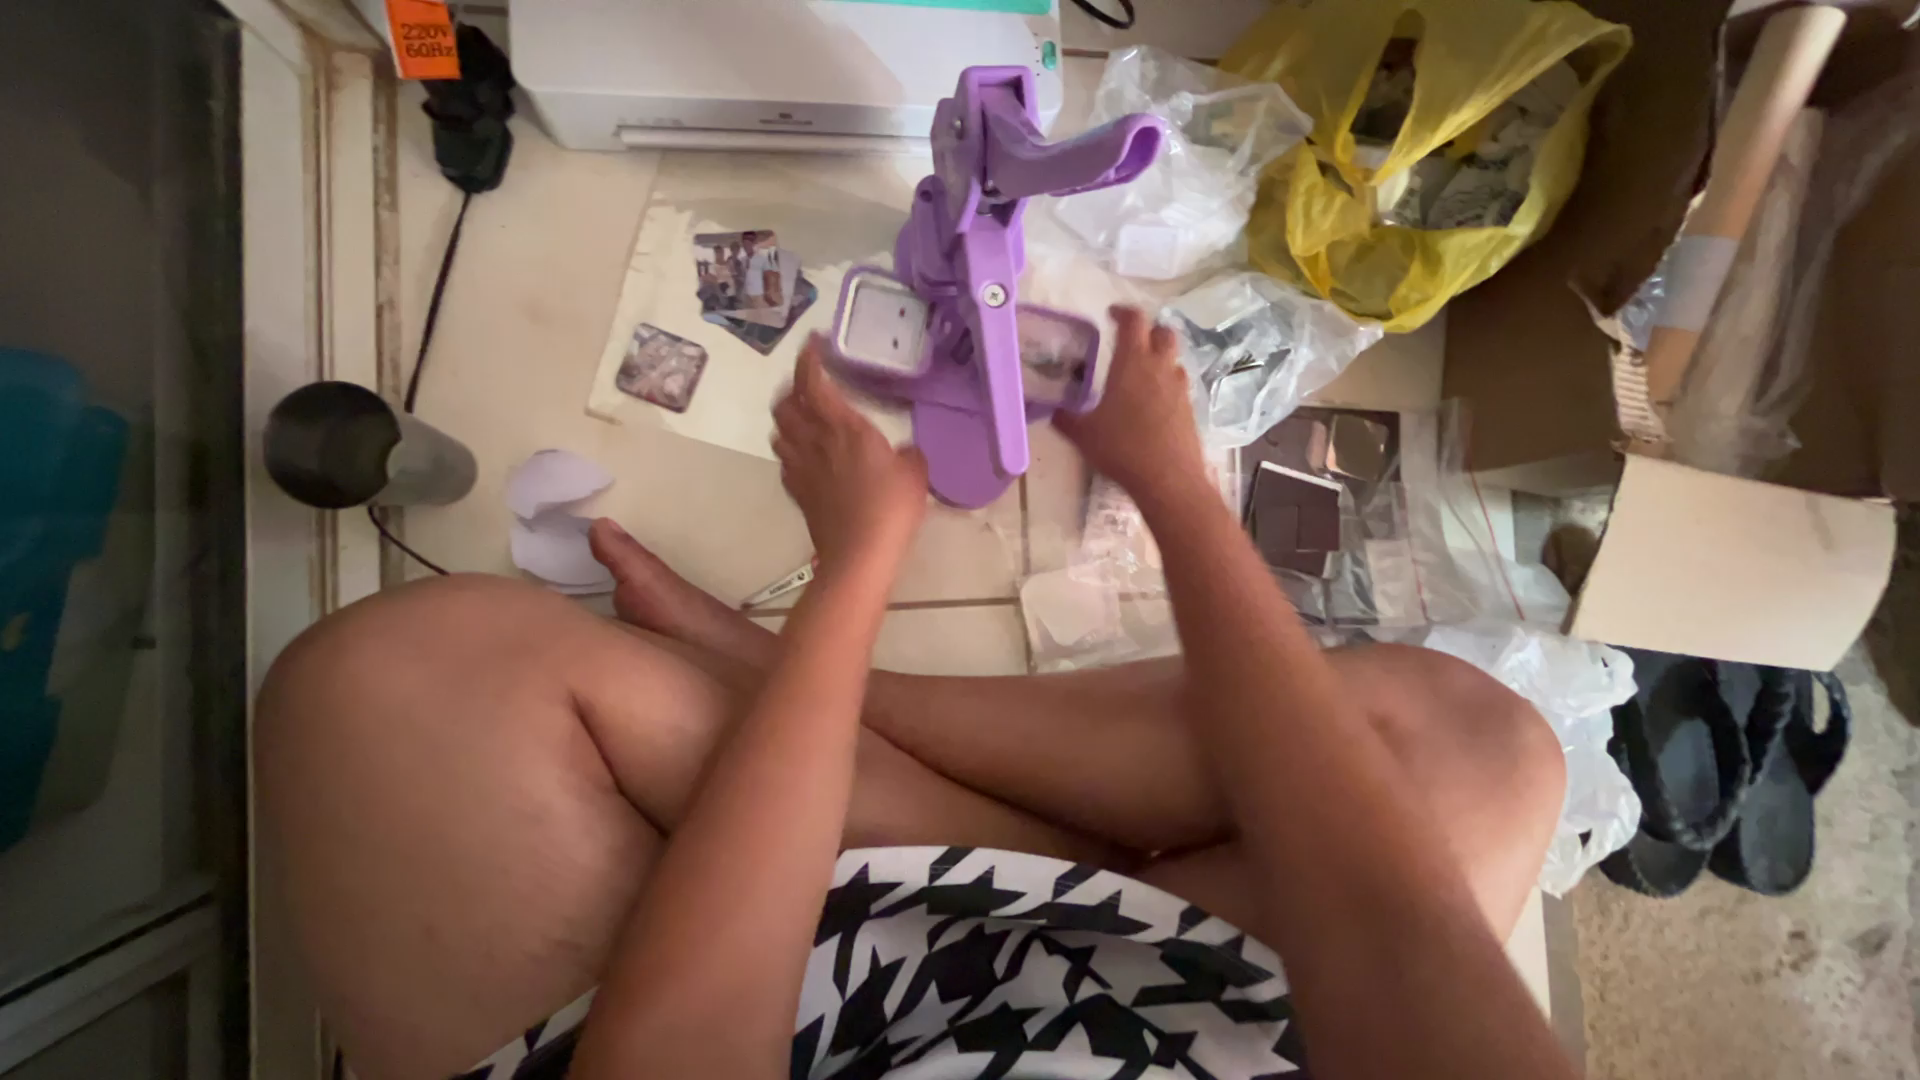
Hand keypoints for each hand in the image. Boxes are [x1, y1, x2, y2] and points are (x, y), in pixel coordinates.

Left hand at [773, 336, 928, 569]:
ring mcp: (800, 468)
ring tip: (805, 418)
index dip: (808, 359)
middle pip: (785, 404)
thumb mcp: (915, 471)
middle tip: (809, 386)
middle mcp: (814, 441)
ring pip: (779, 431)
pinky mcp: (797, 492)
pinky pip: (785, 461)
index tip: (813, 345)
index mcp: (843, 427)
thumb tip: (902, 451)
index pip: (813, 383)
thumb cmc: (891, 507)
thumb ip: (908, 453)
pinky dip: (791, 450)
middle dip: (792, 389)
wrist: (859, 553)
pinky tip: (807, 456)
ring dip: (788, 419)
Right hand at [1055, 306, 1208, 507]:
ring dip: (1160, 358)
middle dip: (1148, 330)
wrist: (1168, 479)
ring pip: (1174, 359)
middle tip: (1131, 342)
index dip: (1123, 312)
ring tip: (1141, 374)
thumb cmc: (1121, 448)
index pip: (1133, 320)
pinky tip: (1153, 404)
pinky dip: (1166, 385)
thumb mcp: (1083, 434)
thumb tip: (1052, 410)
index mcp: (1132, 362)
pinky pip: (1179, 385)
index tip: (1111, 314)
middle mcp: (1160, 367)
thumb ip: (1066, 418)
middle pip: (1163, 331)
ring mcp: (1180, 387)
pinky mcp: (1190, 408)